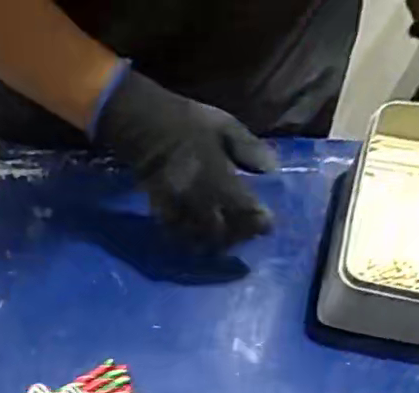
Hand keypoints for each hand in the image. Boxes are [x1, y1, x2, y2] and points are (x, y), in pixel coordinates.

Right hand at [93, 69, 277, 248]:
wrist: (148, 129)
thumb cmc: (190, 124)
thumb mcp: (227, 127)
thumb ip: (248, 149)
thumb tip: (271, 169)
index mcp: (219, 180)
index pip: (243, 209)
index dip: (256, 221)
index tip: (267, 225)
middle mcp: (199, 201)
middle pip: (220, 231)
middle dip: (233, 236)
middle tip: (244, 235)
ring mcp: (178, 209)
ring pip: (197, 236)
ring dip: (210, 241)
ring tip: (221, 239)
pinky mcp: (160, 211)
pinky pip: (176, 232)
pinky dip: (188, 236)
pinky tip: (194, 234)